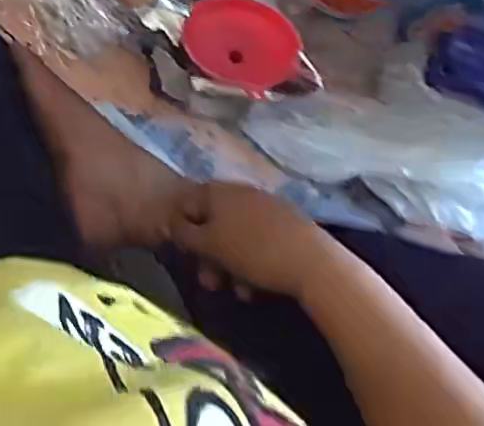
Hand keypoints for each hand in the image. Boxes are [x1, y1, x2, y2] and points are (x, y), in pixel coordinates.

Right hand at [172, 181, 342, 299]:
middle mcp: (236, 191)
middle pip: (210, 222)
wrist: (314, 261)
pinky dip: (249, 260)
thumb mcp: (211, 245)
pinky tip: (255, 286)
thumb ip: (184, 234)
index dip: (181, 230)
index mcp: (215, 190)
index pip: (185, 204)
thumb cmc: (253, 250)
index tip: (186, 257)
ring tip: (237, 292)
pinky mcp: (282, 222)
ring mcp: (261, 205)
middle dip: (208, 255)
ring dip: (228, 264)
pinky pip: (255, 238)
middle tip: (210, 283)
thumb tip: (170, 224)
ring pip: (233, 234)